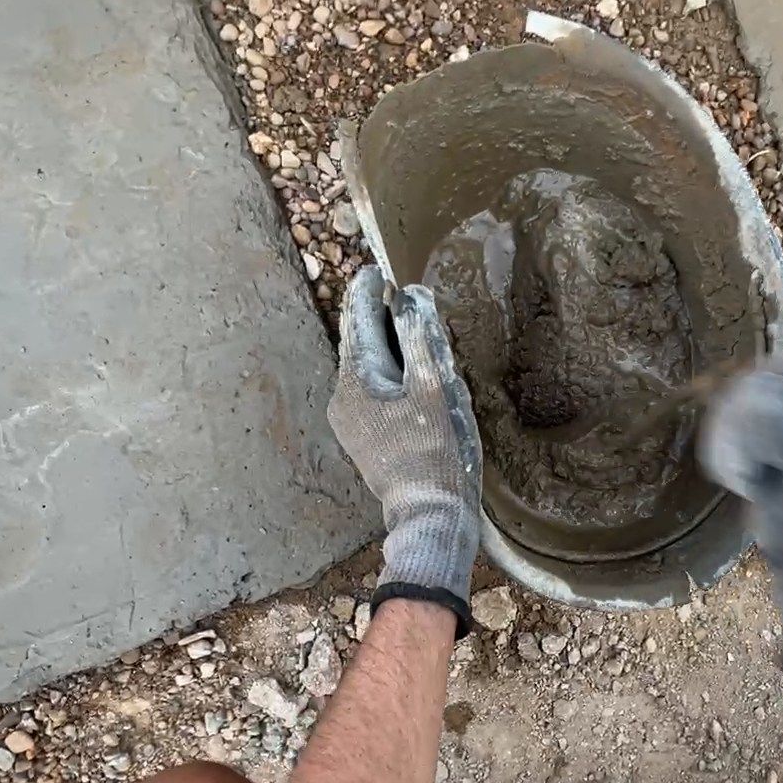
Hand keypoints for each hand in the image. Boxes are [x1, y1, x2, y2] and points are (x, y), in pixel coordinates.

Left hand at [329, 267, 482, 630]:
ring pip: (366, 368)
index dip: (367, 292)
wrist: (430, 514)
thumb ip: (421, 337)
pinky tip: (407, 370)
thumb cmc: (438, 452)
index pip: (357, 321)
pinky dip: (388, 370)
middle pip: (359, 343)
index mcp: (357, 381)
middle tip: (391, 290)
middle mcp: (344, 398)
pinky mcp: (365, 438)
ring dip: (384, 344)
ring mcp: (351, 422)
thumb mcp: (435, 387)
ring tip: (404, 323)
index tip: (375, 269)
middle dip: (375, 315)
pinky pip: (372, 390)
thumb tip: (410, 297)